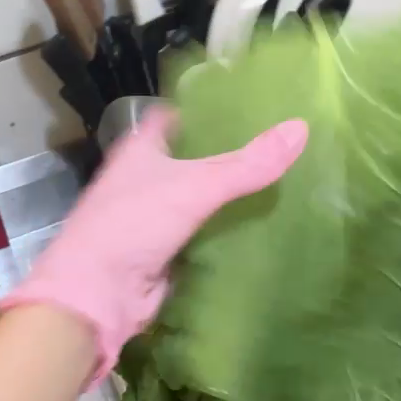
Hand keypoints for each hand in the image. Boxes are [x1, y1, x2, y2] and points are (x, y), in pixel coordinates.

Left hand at [0, 109, 307, 379]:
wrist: (98, 295)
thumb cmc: (133, 225)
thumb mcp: (194, 186)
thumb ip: (246, 165)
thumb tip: (302, 129)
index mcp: (141, 152)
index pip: (174, 119)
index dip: (204, 110)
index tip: (246, 105)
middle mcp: (145, 184)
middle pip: (193, 165)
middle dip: (228, 160)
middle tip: (279, 150)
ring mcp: (154, 225)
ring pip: (199, 208)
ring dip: (230, 204)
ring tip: (283, 189)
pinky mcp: (165, 261)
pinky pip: (202, 245)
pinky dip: (226, 242)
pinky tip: (263, 236)